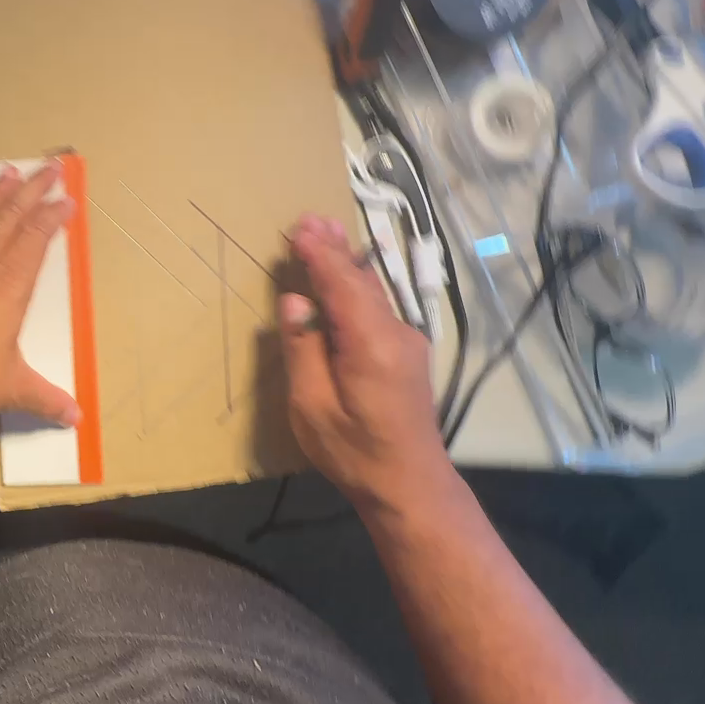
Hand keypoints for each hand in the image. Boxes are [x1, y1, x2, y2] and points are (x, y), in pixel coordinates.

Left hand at [0, 160, 79, 429]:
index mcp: (9, 287)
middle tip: (50, 165)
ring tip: (10, 171)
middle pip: (11, 218)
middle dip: (33, 190)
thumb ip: (45, 399)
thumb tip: (76, 419)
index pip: (36, 240)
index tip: (67, 199)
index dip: (52, 217)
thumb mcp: (10, 389)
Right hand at [279, 214, 451, 510]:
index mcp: (372, 345)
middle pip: (362, 282)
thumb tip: (295, 302)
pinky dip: (356, 285)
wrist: (409, 485)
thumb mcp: (311, 405)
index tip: (298, 229)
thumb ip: (303, 350)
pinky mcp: (405, 355)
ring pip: (373, 292)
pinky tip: (345, 277)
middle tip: (310, 218)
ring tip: (324, 234)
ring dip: (346, 263)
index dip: (320, 256)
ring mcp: (406, 343)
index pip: (343, 286)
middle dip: (335, 249)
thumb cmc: (352, 450)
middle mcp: (396, 335)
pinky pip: (377, 308)